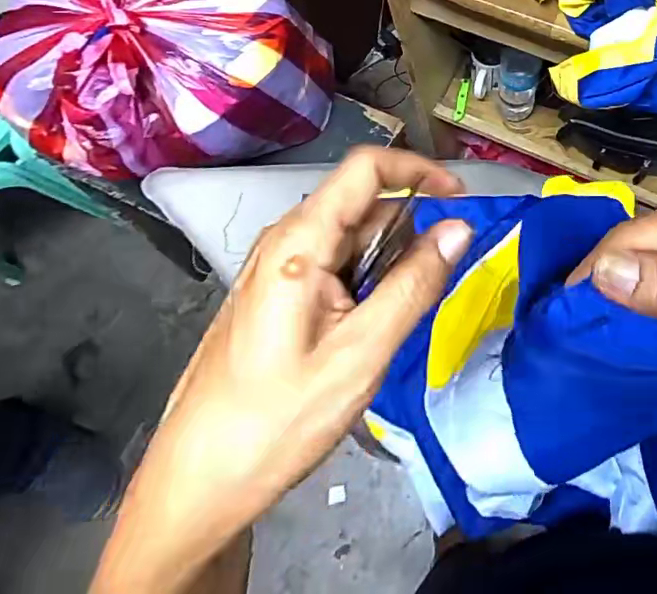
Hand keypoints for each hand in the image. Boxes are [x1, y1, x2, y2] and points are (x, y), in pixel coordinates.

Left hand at [92, 147, 471, 592]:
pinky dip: (376, 275)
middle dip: (415, 226)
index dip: (421, 170)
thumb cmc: (275, 422)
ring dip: (396, 256)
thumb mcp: (362, 353)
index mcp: (299, 244)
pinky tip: (377, 320)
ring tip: (406, 309)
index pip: (367, 168)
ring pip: (359, 233)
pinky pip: (343, 260)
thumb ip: (415, 283)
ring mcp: (281, 267)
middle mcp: (286, 242)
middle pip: (367, 201)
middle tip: (439, 276)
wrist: (195, 490)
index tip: (461, 199)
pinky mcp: (283, 292)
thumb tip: (461, 227)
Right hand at [569, 187, 656, 409]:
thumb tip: (599, 270)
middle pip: (635, 247)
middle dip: (604, 288)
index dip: (595, 277)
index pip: (634, 236)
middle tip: (573, 338)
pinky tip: (624, 332)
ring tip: (588, 339)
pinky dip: (641, 307)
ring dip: (619, 300)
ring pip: (642, 267)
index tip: (563, 328)